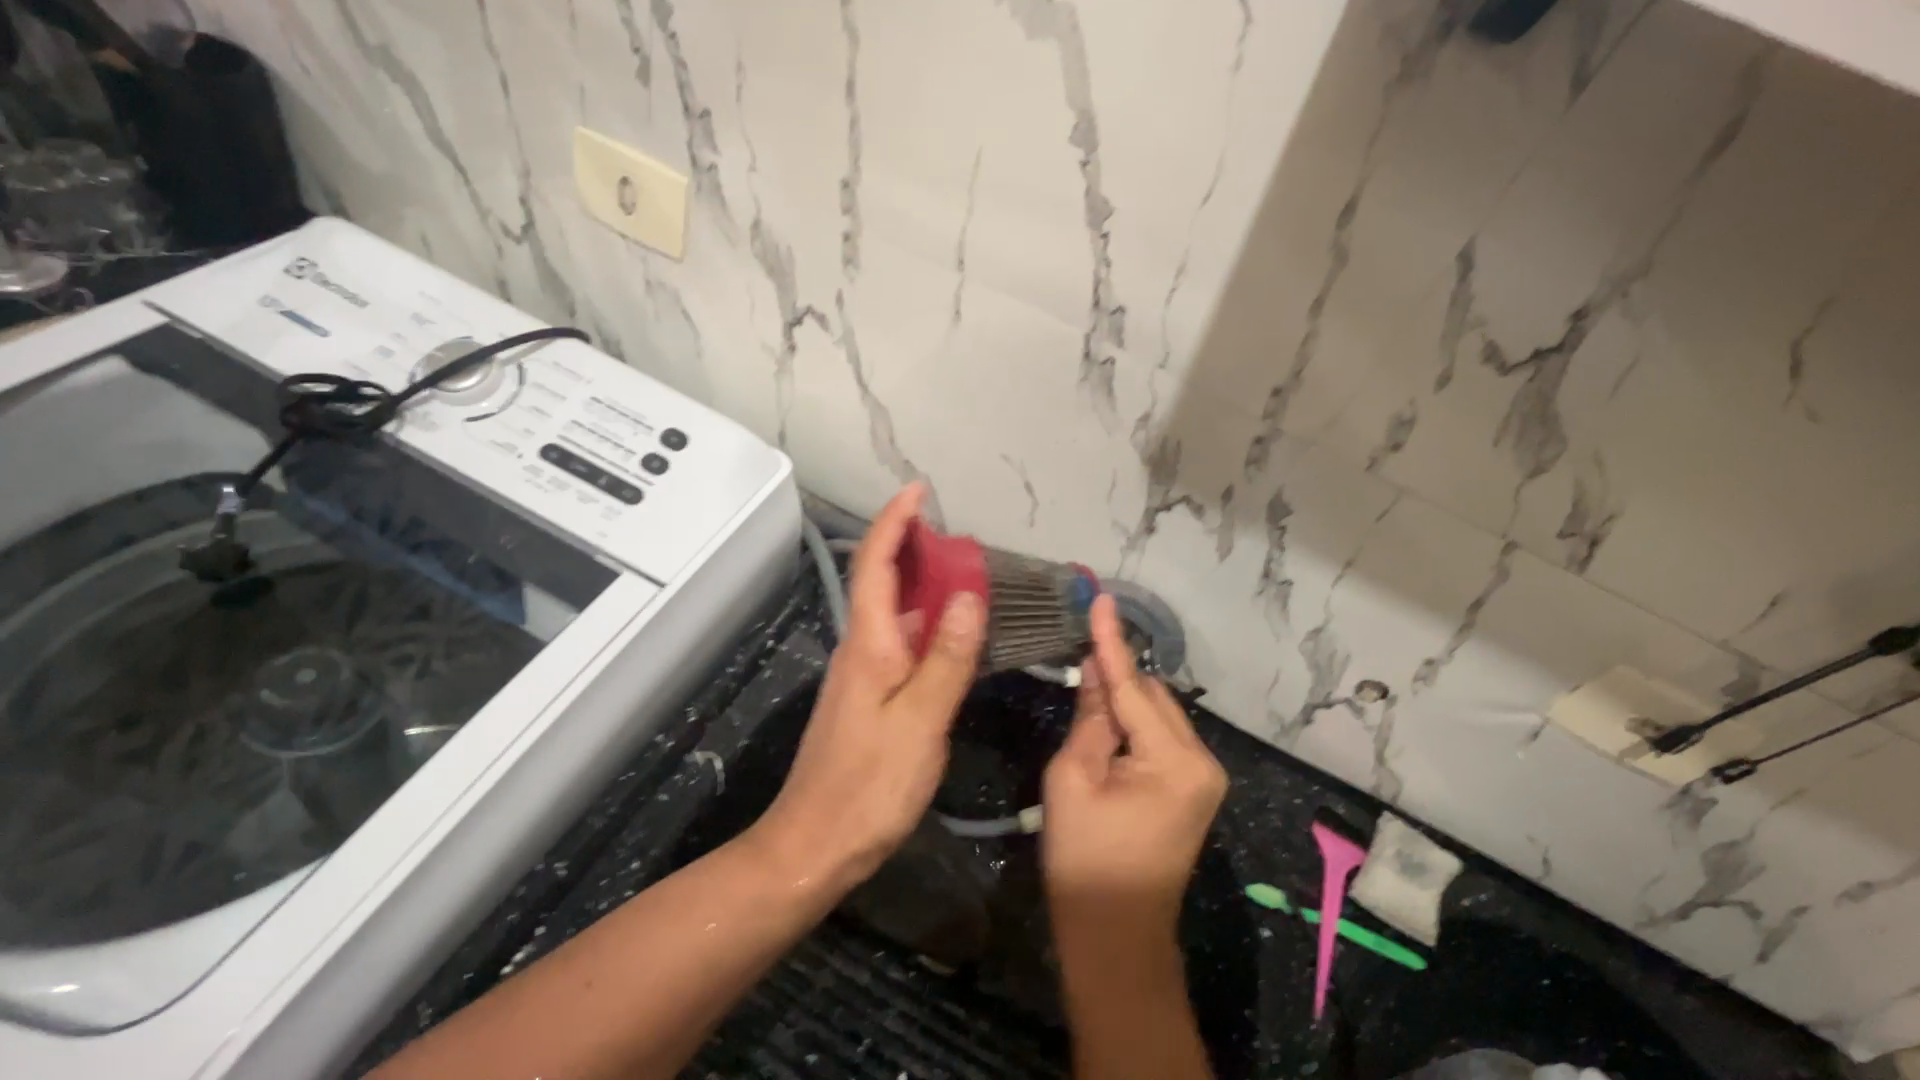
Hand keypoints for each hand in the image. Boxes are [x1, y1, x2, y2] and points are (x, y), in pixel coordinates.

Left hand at [751, 483, 985, 887]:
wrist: (817, 845)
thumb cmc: (870, 784)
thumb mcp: (920, 719)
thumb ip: (947, 657)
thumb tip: (970, 595)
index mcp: (869, 644)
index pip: (876, 565)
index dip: (895, 522)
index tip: (920, 490)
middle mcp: (861, 650)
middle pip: (885, 583)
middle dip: (917, 550)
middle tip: (965, 540)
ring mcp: (863, 678)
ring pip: (896, 617)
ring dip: (927, 591)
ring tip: (972, 581)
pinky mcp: (870, 703)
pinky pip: (903, 648)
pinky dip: (930, 631)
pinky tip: (956, 643)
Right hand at [1042, 594, 1227, 934]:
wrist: (1116, 932)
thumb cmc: (1084, 859)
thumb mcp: (1072, 780)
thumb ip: (1089, 718)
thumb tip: (1096, 669)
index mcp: (1174, 761)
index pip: (1134, 687)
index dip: (1111, 642)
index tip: (1101, 598)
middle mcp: (1203, 760)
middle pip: (1153, 698)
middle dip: (1116, 679)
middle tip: (1076, 659)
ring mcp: (1206, 776)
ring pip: (1160, 716)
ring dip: (1125, 702)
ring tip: (1086, 692)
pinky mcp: (1197, 789)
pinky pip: (1164, 739)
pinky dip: (1136, 727)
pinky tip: (1108, 725)